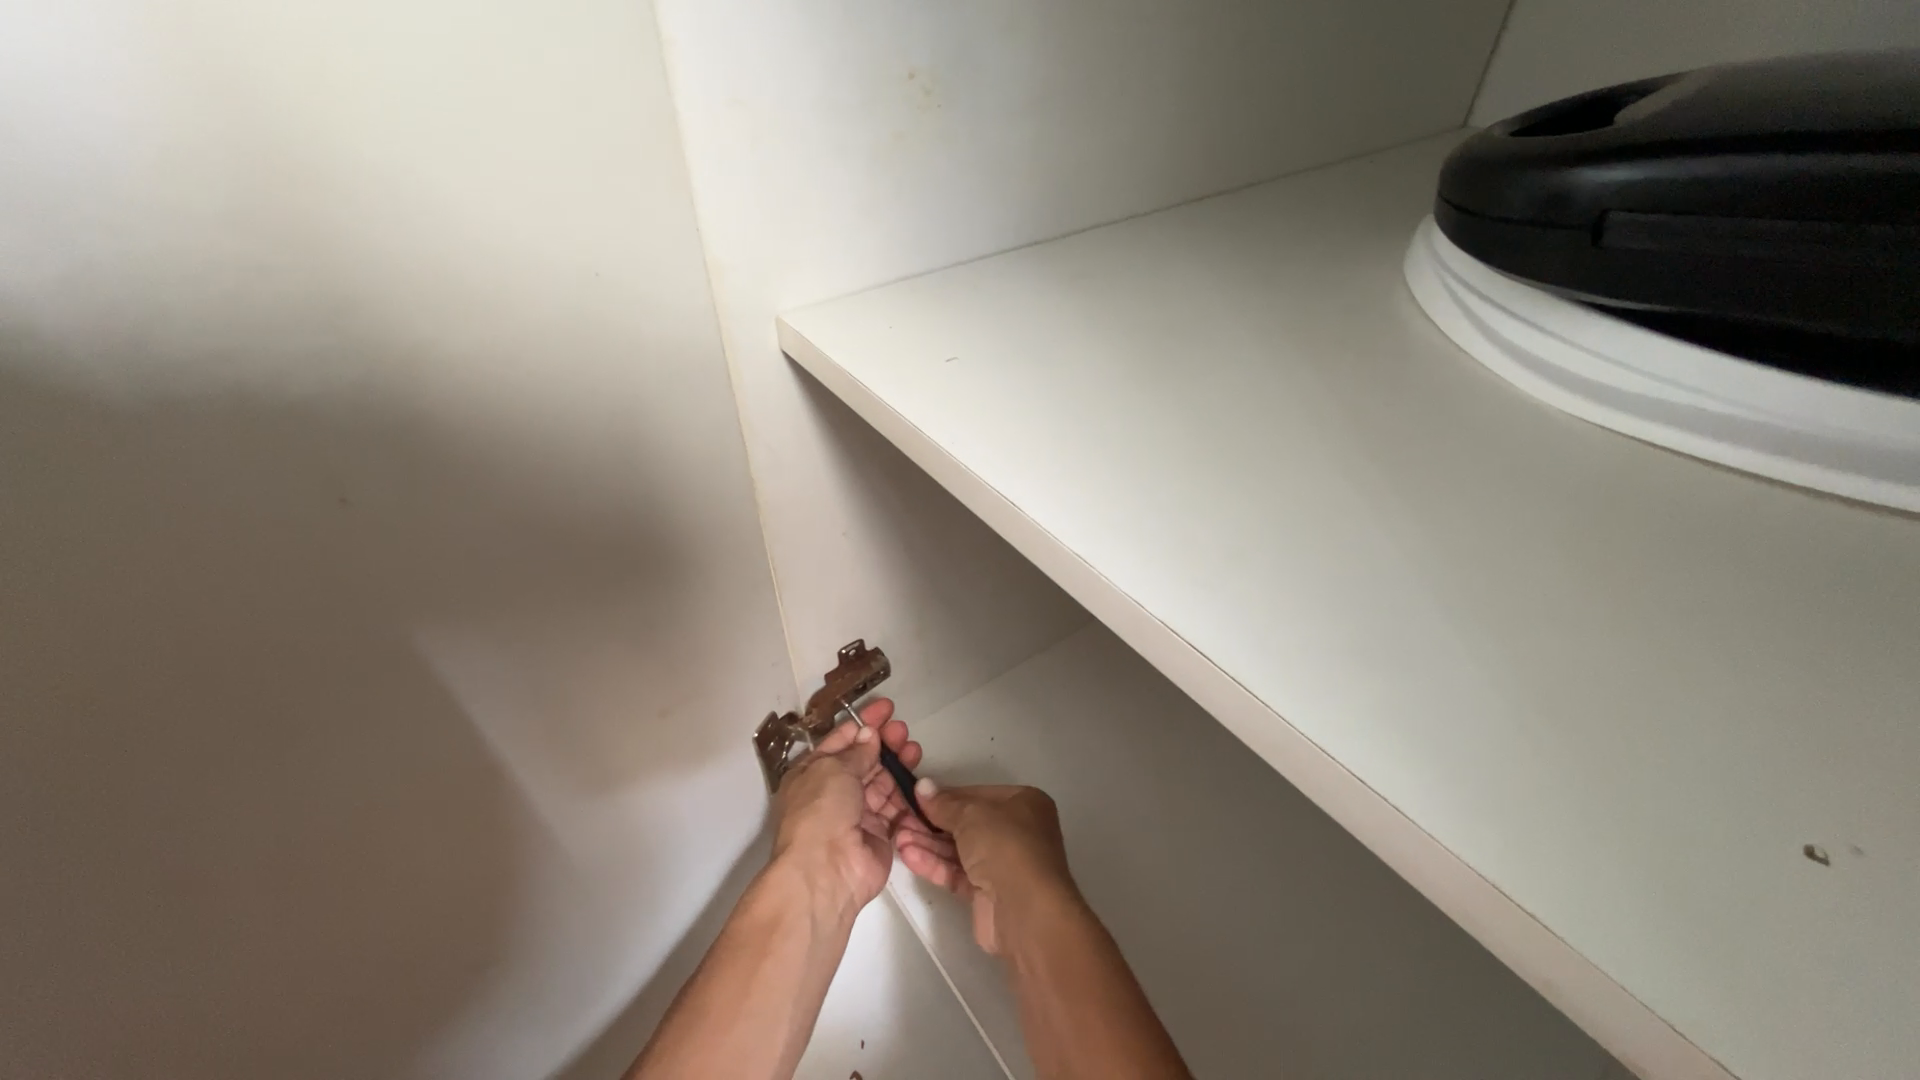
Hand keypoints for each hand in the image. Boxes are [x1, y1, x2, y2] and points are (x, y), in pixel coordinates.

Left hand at [770, 698, 924, 912]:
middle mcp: (833, 792)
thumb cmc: (820, 812)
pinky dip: (907, 794)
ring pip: (882, 782)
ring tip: (914, 748)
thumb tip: (869, 734)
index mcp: (813, 773)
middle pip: (864, 760)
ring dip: (897, 765)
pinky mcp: (879, 833)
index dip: (864, 723)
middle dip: (884, 743)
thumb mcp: (833, 770)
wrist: (825, 872)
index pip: (841, 740)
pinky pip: (895, 808)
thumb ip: (857, 751)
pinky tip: (919, 779)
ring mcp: (857, 814)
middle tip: (903, 730)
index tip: (887, 708)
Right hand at [894, 782, 1079, 953]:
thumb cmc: (1005, 846)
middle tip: (901, 819)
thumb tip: (923, 786)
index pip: (978, 794)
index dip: (947, 796)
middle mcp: (1017, 831)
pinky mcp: (988, 893)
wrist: (1026, 910)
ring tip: (898, 838)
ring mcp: (1003, 864)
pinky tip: (909, 856)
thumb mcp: (972, 815)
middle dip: (932, 822)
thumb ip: (944, 803)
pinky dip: (935, 864)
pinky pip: (958, 872)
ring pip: (960, 849)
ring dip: (929, 843)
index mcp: (1024, 803)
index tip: (917, 796)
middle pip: (967, 823)